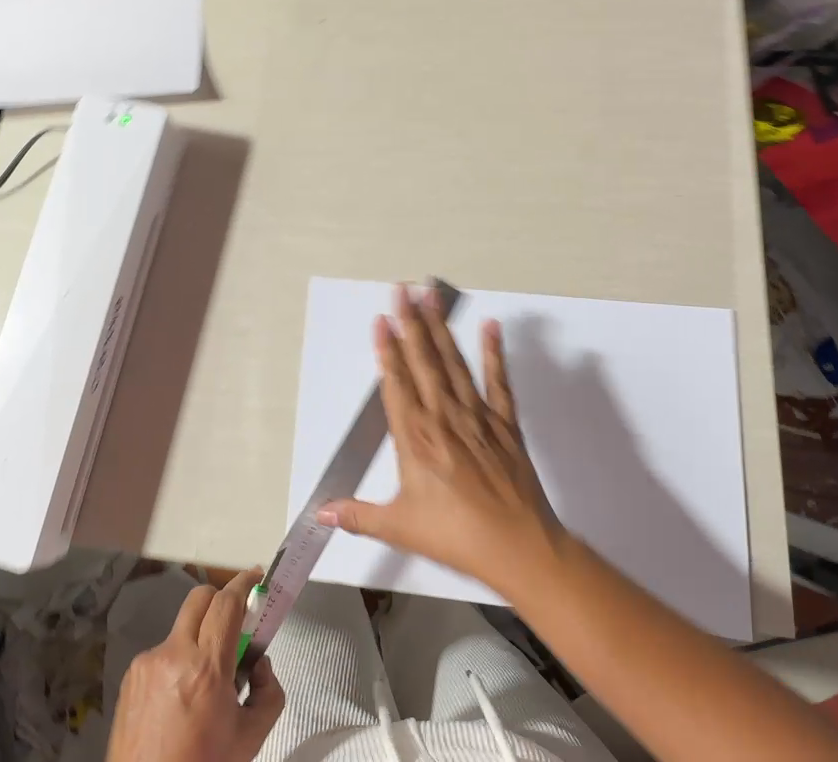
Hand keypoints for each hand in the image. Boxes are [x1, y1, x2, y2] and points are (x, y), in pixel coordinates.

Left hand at [106, 569, 284, 761]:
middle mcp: (174, 655)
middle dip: (221, 600)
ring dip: (199, 638)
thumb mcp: (251, 737)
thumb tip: (259, 662)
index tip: (257, 577)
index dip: (244, 584)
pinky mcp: (130, 675)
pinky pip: (162, 654)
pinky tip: (180, 699)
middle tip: (236, 622)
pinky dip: (178, 662)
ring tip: (205, 682)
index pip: (227, 605)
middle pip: (199, 599)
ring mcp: (147, 663)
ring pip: (181, 629)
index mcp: (207, 668)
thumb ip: (269, 693)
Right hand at [318, 286, 568, 589]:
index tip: (381, 320)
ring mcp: (477, 418)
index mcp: (415, 438)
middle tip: (402, 289)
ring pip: (454, 364)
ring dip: (441, 329)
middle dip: (410, 324)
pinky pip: (498, 382)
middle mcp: (443, 418)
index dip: (387, 350)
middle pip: (424, 362)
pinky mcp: (505, 426)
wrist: (518, 547)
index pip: (396, 383)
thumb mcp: (398, 527)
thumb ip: (357, 515)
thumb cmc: (455, 536)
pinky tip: (490, 328)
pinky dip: (495, 354)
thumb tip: (319, 515)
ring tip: (431, 298)